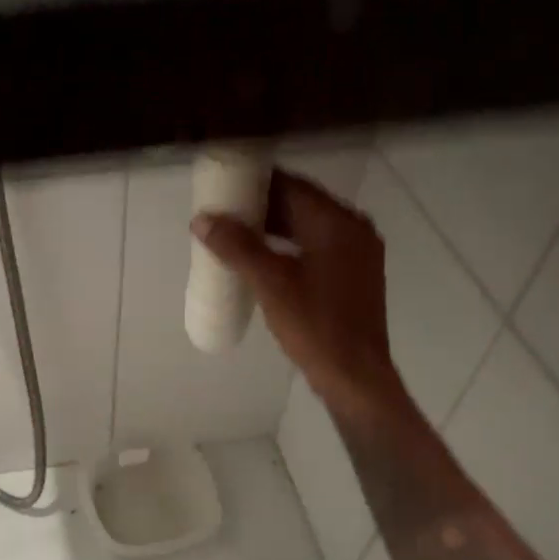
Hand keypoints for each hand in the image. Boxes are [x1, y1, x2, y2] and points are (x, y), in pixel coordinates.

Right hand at [193, 170, 406, 420]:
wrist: (354, 377)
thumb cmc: (315, 327)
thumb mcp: (271, 284)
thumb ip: (237, 248)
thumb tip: (202, 220)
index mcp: (338, 224)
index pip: (293, 186)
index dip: (257, 182)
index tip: (224, 184)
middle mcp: (353, 230)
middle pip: (301, 204)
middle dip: (262, 205)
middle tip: (223, 209)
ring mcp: (356, 255)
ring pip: (307, 227)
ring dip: (273, 227)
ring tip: (233, 233)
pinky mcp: (352, 276)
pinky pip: (315, 247)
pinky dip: (287, 246)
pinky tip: (260, 258)